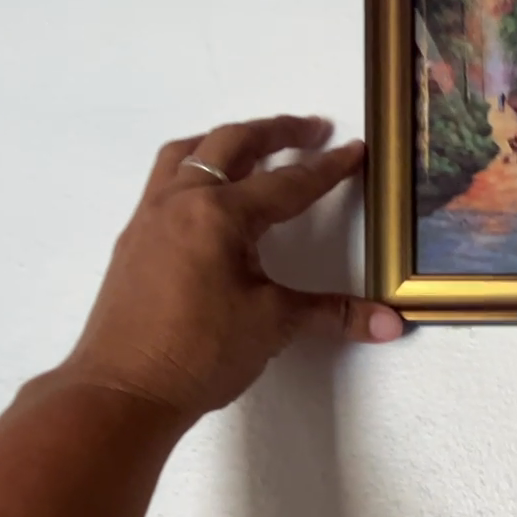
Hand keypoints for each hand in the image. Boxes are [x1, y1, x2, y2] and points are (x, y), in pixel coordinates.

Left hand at [59, 115, 403, 416]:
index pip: (286, 184)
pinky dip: (197, 167)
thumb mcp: (274, 326)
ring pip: (188, 152)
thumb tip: (393, 324)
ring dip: (227, 141)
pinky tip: (211, 195)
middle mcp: (180, 200)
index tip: (354, 149)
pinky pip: (167, 179)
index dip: (327, 169)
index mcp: (218, 214)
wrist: (124, 388)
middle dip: (276, 132)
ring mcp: (150, 216)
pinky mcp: (136, 238)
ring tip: (256, 148)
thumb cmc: (201, 352)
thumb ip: (333, 314)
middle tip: (312, 128)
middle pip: (231, 144)